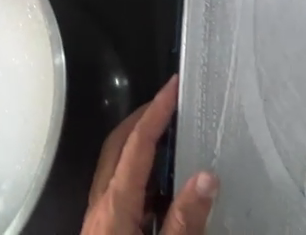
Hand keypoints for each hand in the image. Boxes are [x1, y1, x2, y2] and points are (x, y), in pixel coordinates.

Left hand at [82, 75, 219, 234]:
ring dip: (139, 140)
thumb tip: (207, 176)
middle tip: (171, 101)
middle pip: (118, 143)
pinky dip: (138, 167)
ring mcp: (98, 217)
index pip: (138, 143)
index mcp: (116, 204)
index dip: (157, 110)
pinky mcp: (103, 229)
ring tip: (171, 133)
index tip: (174, 85)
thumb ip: (184, 219)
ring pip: (115, 162)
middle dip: (143, 116)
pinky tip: (162, 181)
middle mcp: (101, 203)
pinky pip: (117, 183)